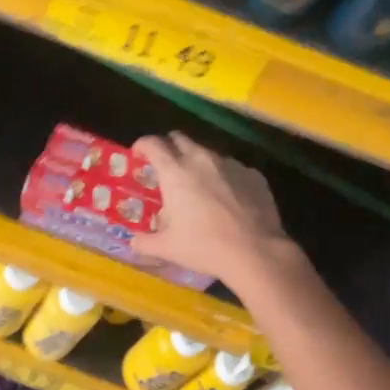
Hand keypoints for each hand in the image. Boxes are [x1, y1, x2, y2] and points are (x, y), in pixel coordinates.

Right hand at [131, 132, 291, 282]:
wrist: (256, 251)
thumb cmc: (205, 246)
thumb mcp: (169, 248)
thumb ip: (145, 243)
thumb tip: (133, 243)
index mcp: (175, 172)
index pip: (152, 144)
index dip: (142, 145)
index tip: (138, 153)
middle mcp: (201, 159)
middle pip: (179, 138)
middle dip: (169, 147)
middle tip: (166, 166)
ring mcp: (229, 163)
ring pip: (207, 152)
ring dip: (197, 162)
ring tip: (198, 185)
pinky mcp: (252, 172)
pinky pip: (231, 168)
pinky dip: (223, 176)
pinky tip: (227, 198)